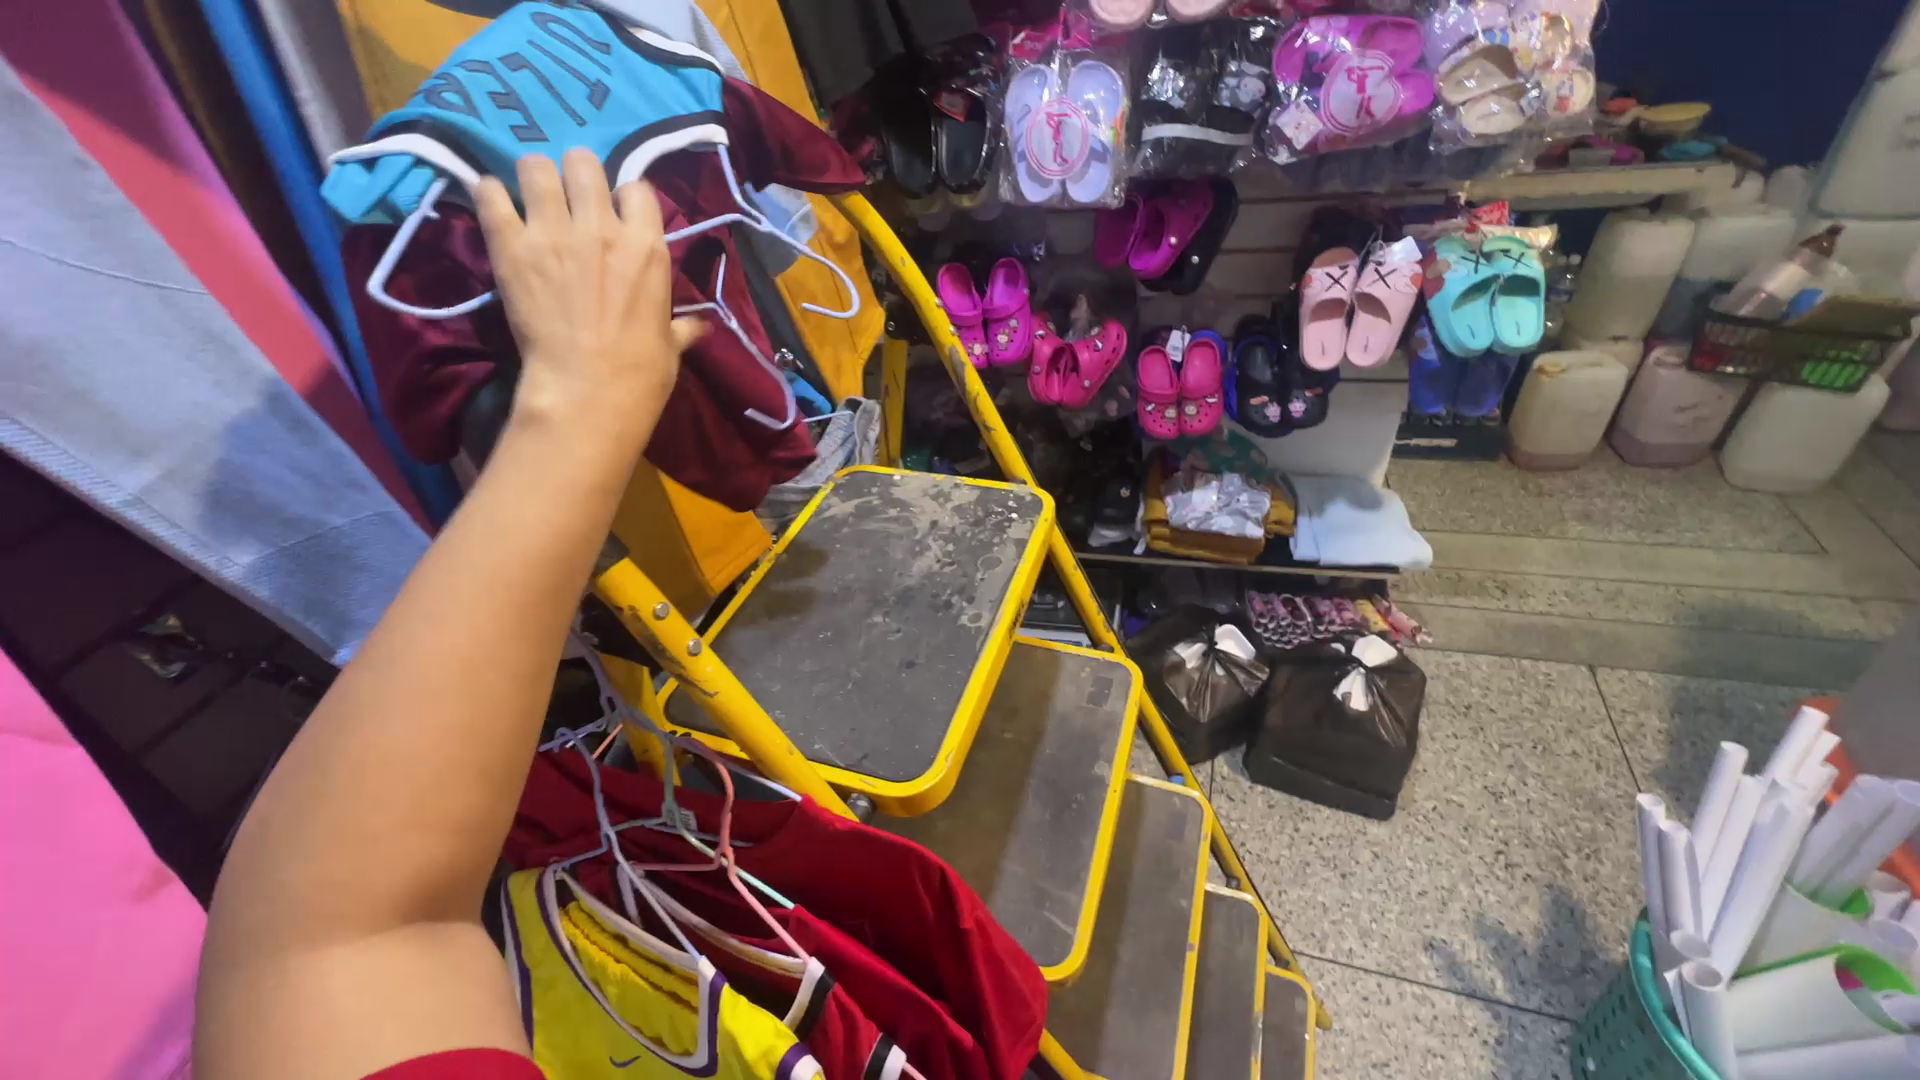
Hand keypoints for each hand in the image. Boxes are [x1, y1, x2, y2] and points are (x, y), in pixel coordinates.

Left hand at [473, 148, 702, 439]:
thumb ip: (683, 327)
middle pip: (583, 163)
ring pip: (535, 166)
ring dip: (533, 179)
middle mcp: (602, 227)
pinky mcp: (511, 245)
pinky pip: (490, 193)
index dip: (625, 198)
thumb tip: (702, 328)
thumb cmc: (642, 371)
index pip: (638, 189)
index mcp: (647, 247)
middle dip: (575, 176)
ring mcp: (553, 232)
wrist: (589, 390)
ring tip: (530, 198)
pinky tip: (494, 207)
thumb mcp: (671, 345)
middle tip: (568, 199)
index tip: (617, 215)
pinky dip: (490, 195)